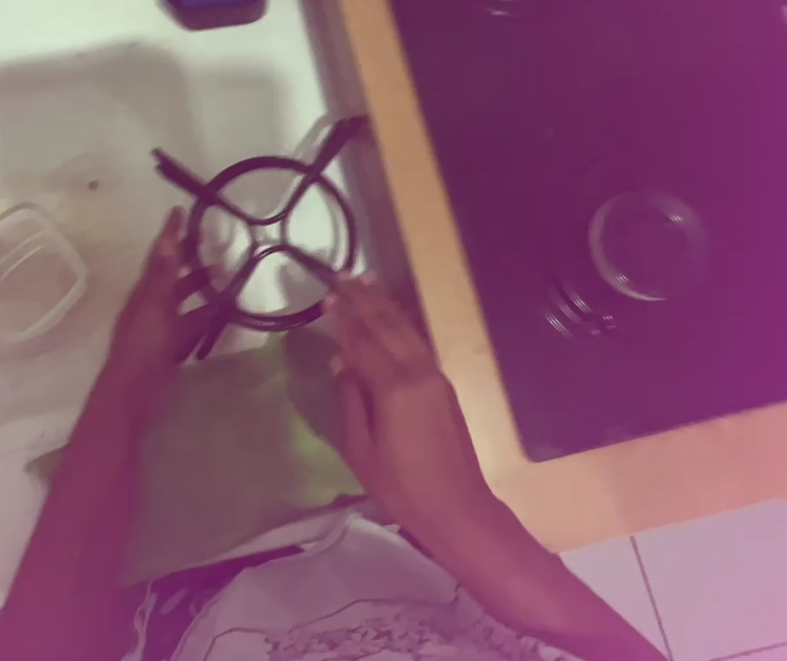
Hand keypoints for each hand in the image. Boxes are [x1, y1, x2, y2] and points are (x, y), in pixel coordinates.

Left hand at [98, 209, 207, 406]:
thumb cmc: (142, 347)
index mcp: (145, 291)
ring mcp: (162, 326)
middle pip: (171, 273)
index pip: (159, 254)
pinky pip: (192, 323)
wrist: (133, 395)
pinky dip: (207, 314)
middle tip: (210, 237)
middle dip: (187, 255)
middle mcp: (152, 303)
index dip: (169, 233)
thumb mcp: (154, 307)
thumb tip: (165, 239)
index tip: (180, 210)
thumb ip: (162, 275)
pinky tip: (224, 311)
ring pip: (183, 298)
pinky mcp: (172, 346)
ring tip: (223, 273)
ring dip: (199, 284)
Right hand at [327, 276, 509, 554]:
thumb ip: (349, 400)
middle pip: (385, 325)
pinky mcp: (442, 383)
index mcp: (393, 388)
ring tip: (364, 280)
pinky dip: (399, 320)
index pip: (362, 342)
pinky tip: (390, 311)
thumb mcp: (361, 451)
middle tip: (340, 277)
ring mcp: (434, 375)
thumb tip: (340, 362)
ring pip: (404, 328)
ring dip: (382, 302)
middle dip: (362, 299)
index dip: (343, 318)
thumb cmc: (402, 488)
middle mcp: (416, 372)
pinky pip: (416, 340)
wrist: (459, 509)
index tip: (326, 297)